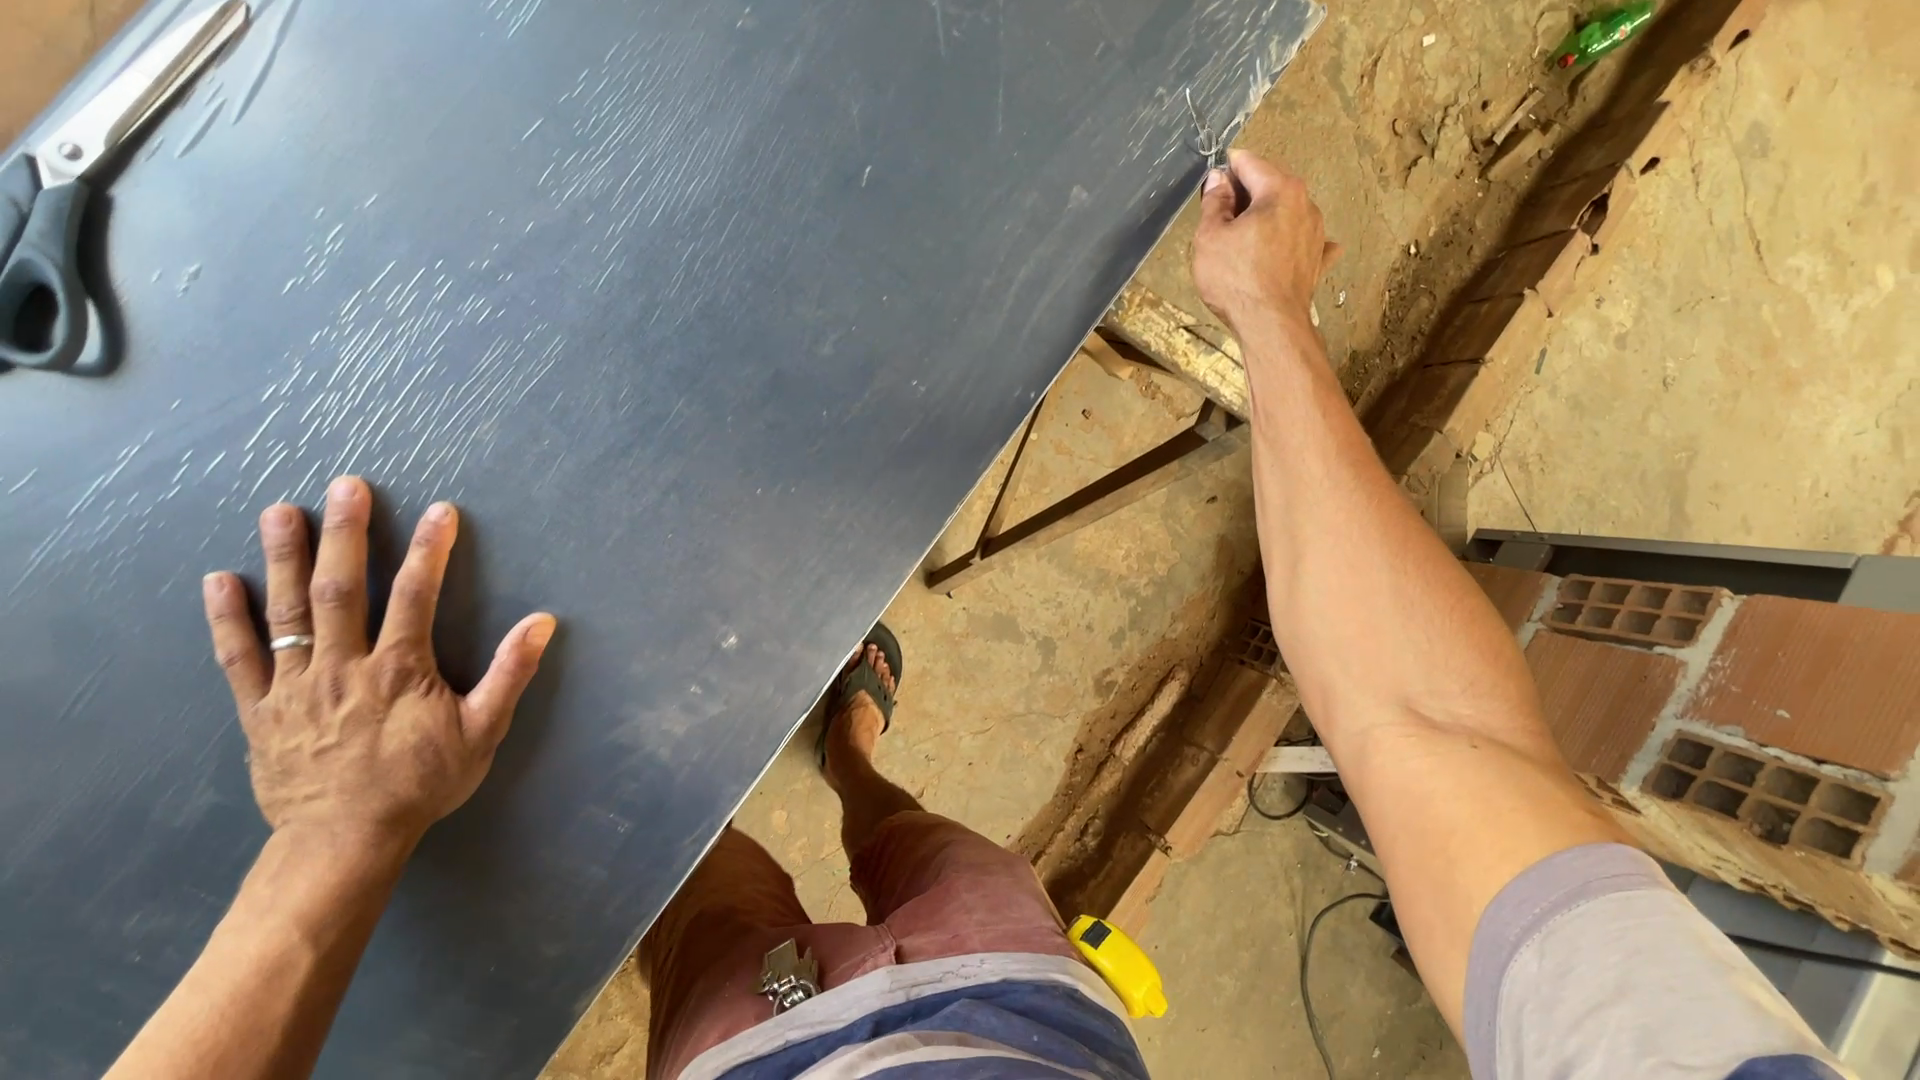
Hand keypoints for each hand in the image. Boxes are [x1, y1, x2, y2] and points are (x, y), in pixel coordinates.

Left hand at [203, 475, 556, 847]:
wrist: (345, 839)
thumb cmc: (421, 783)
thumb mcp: (482, 732)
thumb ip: (510, 674)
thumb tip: (543, 623)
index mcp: (399, 667)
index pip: (417, 594)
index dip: (430, 549)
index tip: (439, 510)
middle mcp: (343, 665)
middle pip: (342, 588)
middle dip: (346, 533)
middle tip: (347, 486)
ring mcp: (296, 685)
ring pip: (288, 612)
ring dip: (285, 558)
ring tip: (280, 511)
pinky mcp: (261, 709)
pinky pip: (239, 658)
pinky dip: (227, 618)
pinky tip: (220, 580)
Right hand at [1191, 149, 1340, 336]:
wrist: (1270, 324)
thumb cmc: (1235, 278)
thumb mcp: (1210, 237)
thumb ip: (1214, 203)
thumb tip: (1218, 179)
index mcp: (1280, 190)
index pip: (1250, 163)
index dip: (1226, 169)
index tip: (1210, 185)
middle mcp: (1305, 203)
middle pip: (1270, 186)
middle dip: (1245, 195)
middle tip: (1220, 218)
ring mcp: (1317, 232)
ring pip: (1286, 212)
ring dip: (1266, 218)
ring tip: (1242, 241)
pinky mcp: (1318, 260)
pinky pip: (1303, 241)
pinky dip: (1291, 241)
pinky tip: (1283, 250)